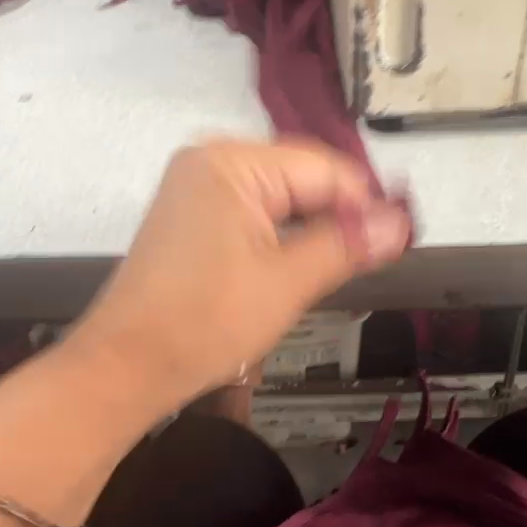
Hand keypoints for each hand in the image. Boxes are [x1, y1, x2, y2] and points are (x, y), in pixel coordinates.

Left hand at [66, 139, 410, 415]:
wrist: (128, 366)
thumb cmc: (196, 325)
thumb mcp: (288, 282)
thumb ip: (348, 244)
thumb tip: (397, 222)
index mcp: (230, 162)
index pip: (325, 169)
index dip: (367, 204)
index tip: (398, 237)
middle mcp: (208, 161)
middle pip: (302, 177)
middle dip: (338, 216)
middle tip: (372, 256)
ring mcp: (195, 188)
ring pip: (280, 196)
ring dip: (311, 229)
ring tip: (334, 268)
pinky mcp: (190, 216)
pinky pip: (252, 211)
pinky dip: (280, 236)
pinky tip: (295, 266)